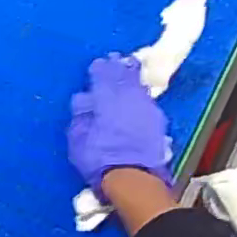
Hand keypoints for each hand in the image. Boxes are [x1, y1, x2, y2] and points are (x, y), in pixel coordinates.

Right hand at [67, 54, 173, 188]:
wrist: (133, 176)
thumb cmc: (99, 160)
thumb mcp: (79, 142)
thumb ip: (81, 118)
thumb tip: (82, 101)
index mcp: (107, 100)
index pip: (103, 78)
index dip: (99, 69)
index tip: (97, 64)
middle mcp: (129, 98)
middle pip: (124, 76)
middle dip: (119, 68)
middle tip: (116, 60)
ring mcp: (145, 108)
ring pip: (138, 86)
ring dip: (131, 78)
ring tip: (128, 72)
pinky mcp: (157, 120)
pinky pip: (146, 100)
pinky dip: (140, 95)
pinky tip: (138, 96)